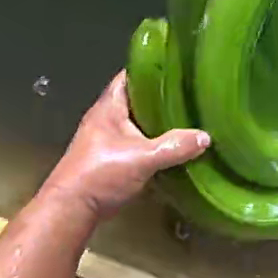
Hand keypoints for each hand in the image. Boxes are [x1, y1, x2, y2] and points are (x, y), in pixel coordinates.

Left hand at [38, 72, 208, 221]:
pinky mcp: (110, 160)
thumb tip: (205, 137)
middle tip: (189, 96)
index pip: (130, 76)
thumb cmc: (100, 174)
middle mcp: (106, 119)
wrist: (72, 209)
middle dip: (160, 98)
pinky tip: (172, 149)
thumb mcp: (142, 158)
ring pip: (137, 124)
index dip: (151, 69)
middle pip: (136, 100)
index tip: (177, 69)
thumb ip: (174, 147)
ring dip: (157, 124)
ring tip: (186, 121)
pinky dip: (152, 144)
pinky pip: (136, 144)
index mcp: (109, 107)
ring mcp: (106, 140)